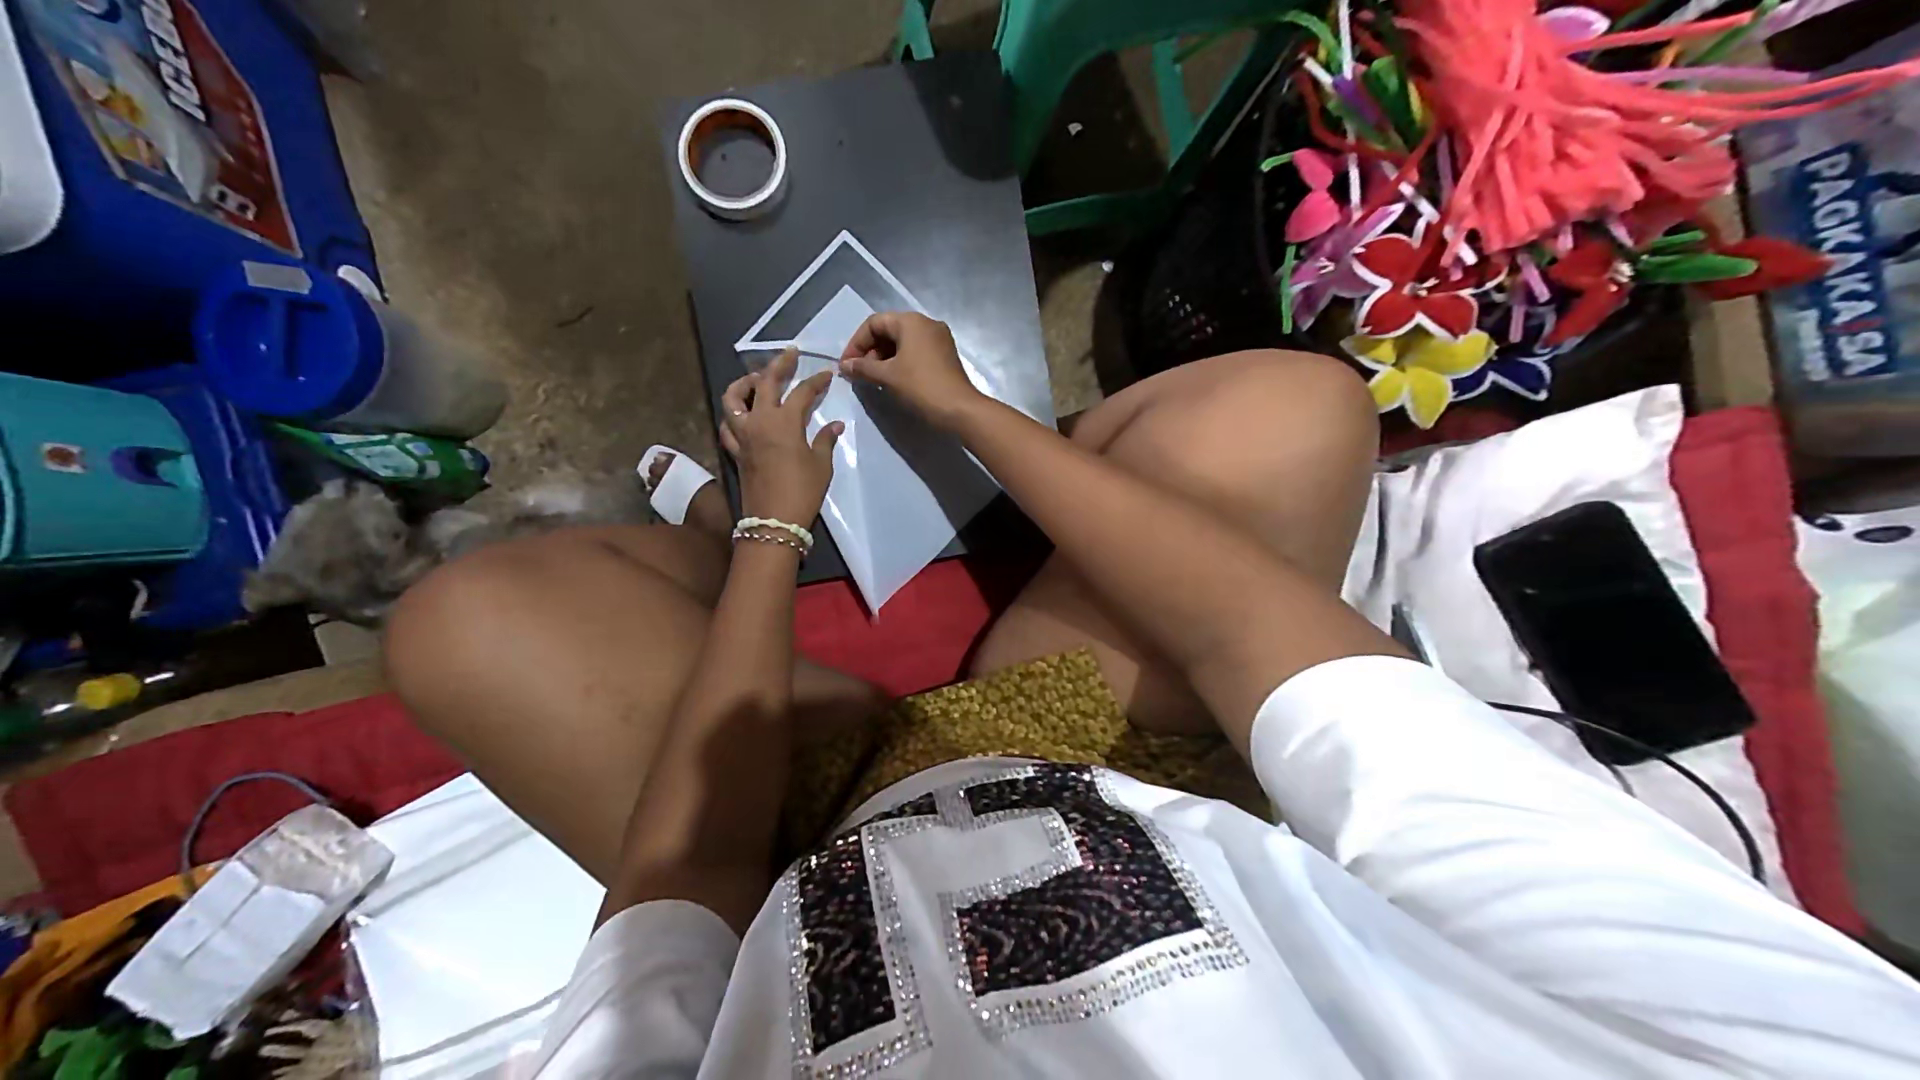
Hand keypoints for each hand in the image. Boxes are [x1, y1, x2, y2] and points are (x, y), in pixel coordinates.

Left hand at [719, 349, 842, 527]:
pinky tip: (743, 414)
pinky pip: (728, 425)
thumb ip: (825, 440)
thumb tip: (836, 425)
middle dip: (779, 365)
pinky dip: (734, 414)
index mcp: (785, 422)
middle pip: (766, 383)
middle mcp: (760, 421)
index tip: (827, 375)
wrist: (774, 521)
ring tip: (756, 380)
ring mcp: (743, 435)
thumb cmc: (803, 491)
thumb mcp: (821, 465)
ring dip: (745, 384)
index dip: (816, 382)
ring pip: (734, 399)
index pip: (802, 392)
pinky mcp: (736, 451)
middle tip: (790, 354)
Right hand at [838, 313, 988, 431]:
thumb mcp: (887, 376)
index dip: (856, 343)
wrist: (959, 409)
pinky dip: (899, 362)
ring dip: (883, 358)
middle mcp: (926, 324)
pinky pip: (915, 352)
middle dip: (870, 351)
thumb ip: (863, 368)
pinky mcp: (944, 356)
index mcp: (911, 321)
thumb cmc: (921, 387)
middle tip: (859, 374)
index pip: (874, 323)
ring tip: (873, 379)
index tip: (847, 365)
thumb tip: (845, 366)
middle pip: (888, 331)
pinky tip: (892, 380)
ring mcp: (938, 339)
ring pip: (902, 342)